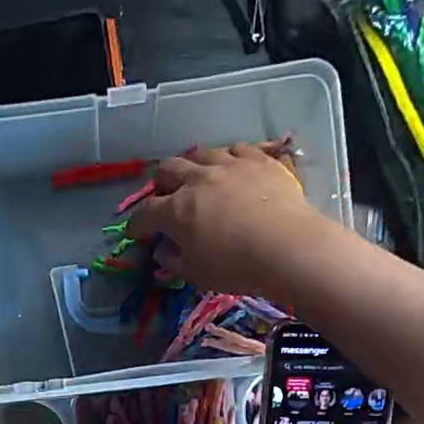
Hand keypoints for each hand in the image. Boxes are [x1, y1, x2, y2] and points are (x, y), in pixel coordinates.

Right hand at [126, 143, 334, 294]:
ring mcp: (229, 165)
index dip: (137, 224)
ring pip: (201, 153)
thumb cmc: (235, 267)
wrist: (287, 247)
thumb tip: (163, 251)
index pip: (146, 213)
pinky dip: (229, 159)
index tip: (137, 233)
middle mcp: (197, 180)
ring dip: (195, 166)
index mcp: (176, 210)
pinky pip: (237, 149)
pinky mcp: (259, 160)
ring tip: (200, 178)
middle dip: (161, 184)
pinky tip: (234, 169)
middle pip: (169, 169)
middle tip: (166, 198)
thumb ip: (174, 261)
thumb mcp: (196, 274)